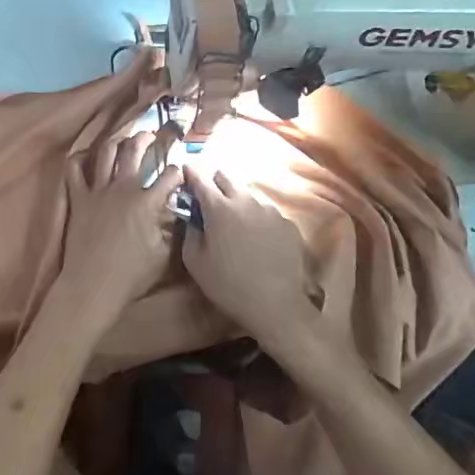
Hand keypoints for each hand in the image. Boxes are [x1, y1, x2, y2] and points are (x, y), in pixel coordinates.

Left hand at [59, 131, 184, 311]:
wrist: (93, 284)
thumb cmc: (132, 275)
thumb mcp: (165, 255)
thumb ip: (175, 231)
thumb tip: (182, 216)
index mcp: (148, 201)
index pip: (170, 175)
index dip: (178, 171)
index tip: (181, 171)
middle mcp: (124, 188)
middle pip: (135, 150)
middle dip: (146, 138)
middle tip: (151, 135)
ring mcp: (98, 190)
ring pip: (106, 152)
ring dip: (117, 140)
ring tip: (123, 137)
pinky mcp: (78, 198)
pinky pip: (74, 170)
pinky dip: (79, 159)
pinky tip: (85, 156)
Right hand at [181, 167, 317, 347]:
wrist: (275, 304)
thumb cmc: (228, 285)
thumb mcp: (195, 262)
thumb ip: (190, 232)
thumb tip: (193, 217)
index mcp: (219, 208)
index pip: (200, 180)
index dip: (191, 173)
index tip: (186, 169)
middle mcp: (245, 201)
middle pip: (227, 179)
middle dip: (215, 183)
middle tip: (210, 197)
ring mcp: (270, 211)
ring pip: (249, 196)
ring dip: (238, 202)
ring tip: (236, 223)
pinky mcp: (287, 224)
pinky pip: (267, 214)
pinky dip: (258, 220)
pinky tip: (258, 240)